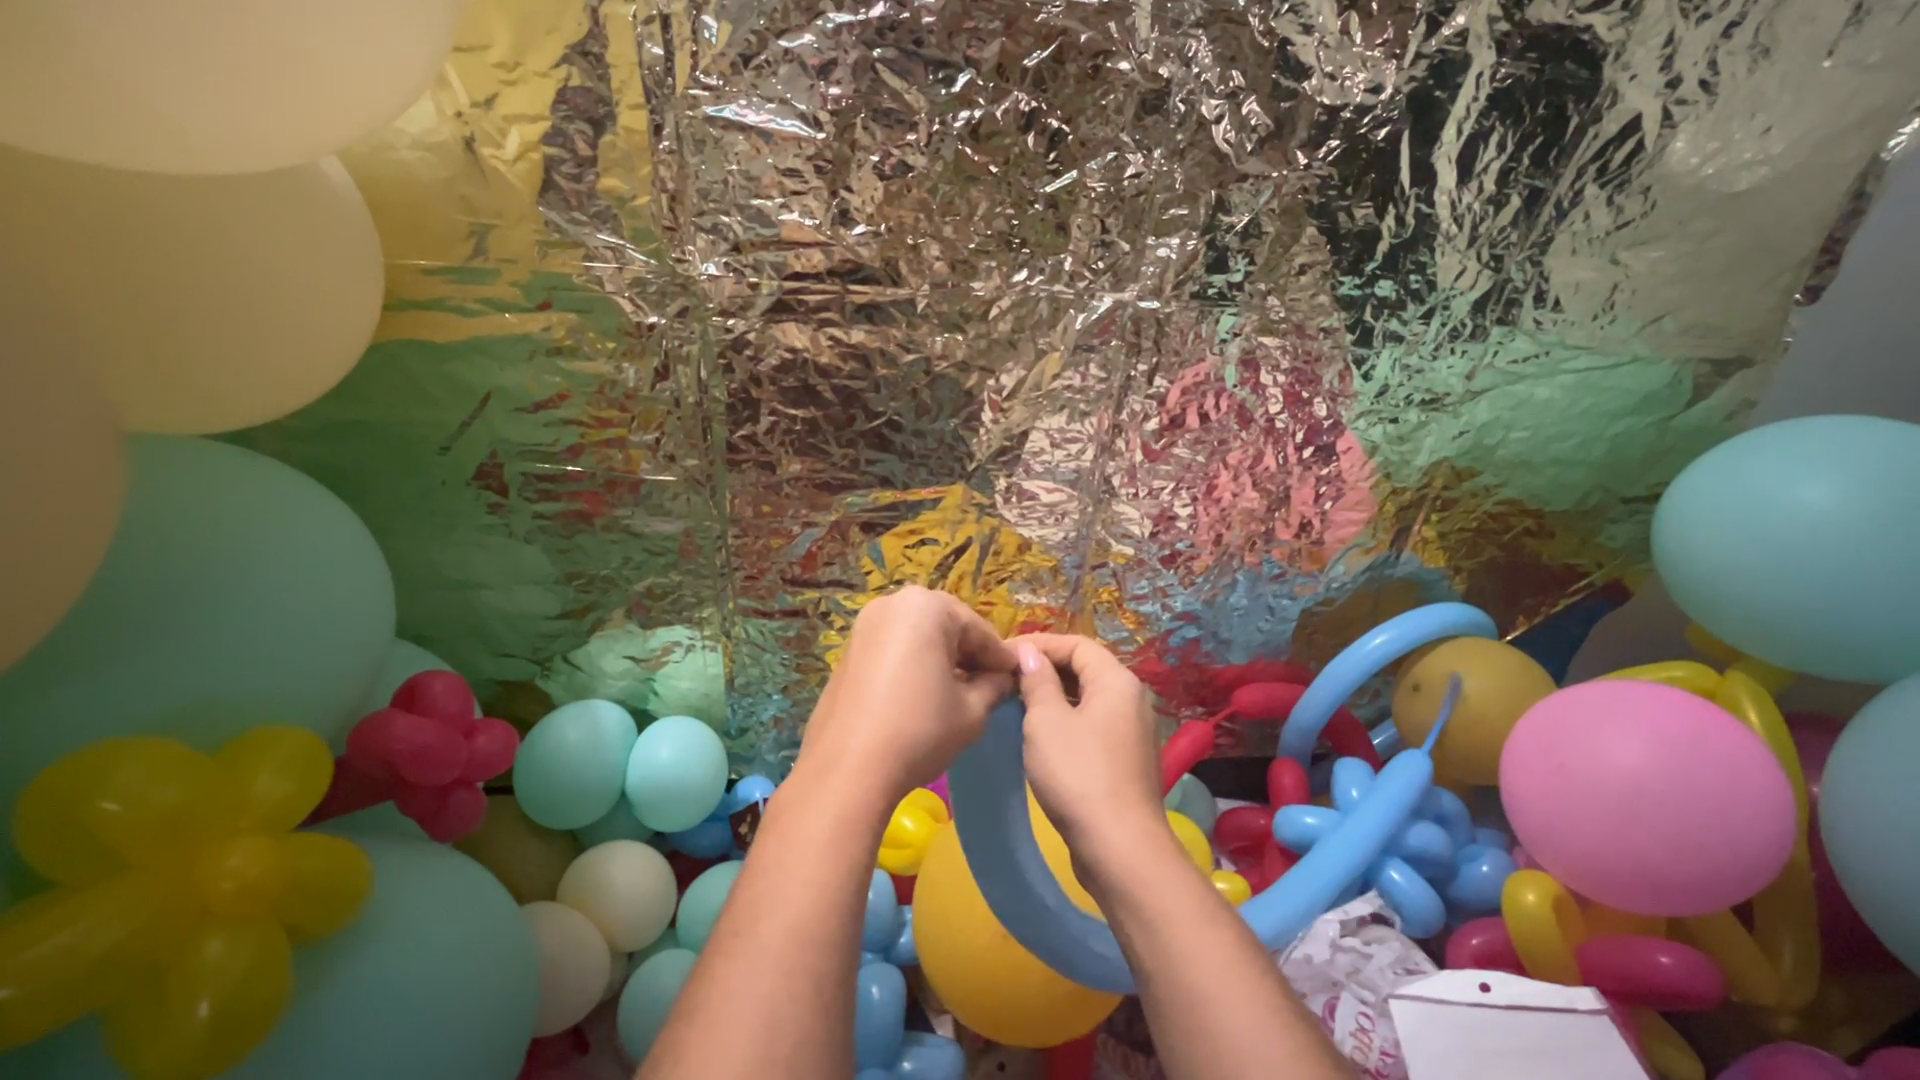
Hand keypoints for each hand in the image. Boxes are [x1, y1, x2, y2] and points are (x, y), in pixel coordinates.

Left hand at [797, 586, 1017, 805]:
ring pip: (918, 638)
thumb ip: (994, 685)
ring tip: (958, 696)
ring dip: (941, 661)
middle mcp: (892, 604)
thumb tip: (1004, 678)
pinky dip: (913, 666)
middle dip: (969, 656)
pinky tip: (922, 699)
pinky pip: (893, 650)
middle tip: (989, 688)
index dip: (1001, 659)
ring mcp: (864, 626)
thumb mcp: (972, 710)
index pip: (979, 631)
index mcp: (927, 606)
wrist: (848, 769)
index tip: (1018, 681)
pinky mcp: (848, 652)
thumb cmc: (920, 730)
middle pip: (947, 627)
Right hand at [1010, 634, 1163, 858]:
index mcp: (1117, 681)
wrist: (1119, 846)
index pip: (1076, 644)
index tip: (1001, 654)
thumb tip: (1029, 654)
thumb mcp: (1046, 721)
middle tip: (1005, 678)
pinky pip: (1092, 725)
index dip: (1038, 644)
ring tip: (1016, 704)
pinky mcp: (1125, 760)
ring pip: (1088, 699)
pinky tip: (1039, 736)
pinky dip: (1066, 721)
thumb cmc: (1078, 774)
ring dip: (1053, 696)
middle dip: (1045, 669)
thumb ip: (1037, 681)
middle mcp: (1131, 699)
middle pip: (1085, 669)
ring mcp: (1131, 732)